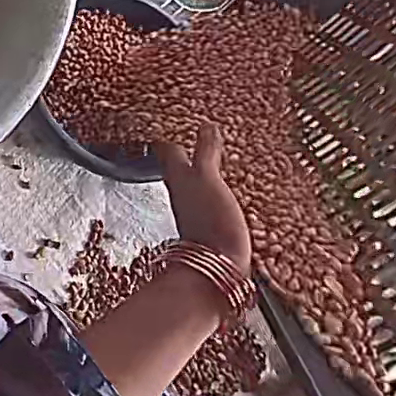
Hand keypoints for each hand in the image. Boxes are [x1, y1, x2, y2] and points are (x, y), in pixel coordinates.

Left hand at [155, 122, 250, 273]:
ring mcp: (196, 211)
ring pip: (193, 185)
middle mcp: (182, 193)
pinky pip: (211, 201)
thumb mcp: (207, 179)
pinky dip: (216, 191)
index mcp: (179, 178)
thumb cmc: (209, 221)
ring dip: (200, 172)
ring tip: (212, 160)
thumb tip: (206, 125)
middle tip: (193, 139)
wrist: (218, 269)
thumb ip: (205, 153)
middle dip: (184, 154)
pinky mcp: (212, 226)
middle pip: (178, 169)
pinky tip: (227, 193)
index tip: (168, 125)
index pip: (169, 152)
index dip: (168, 138)